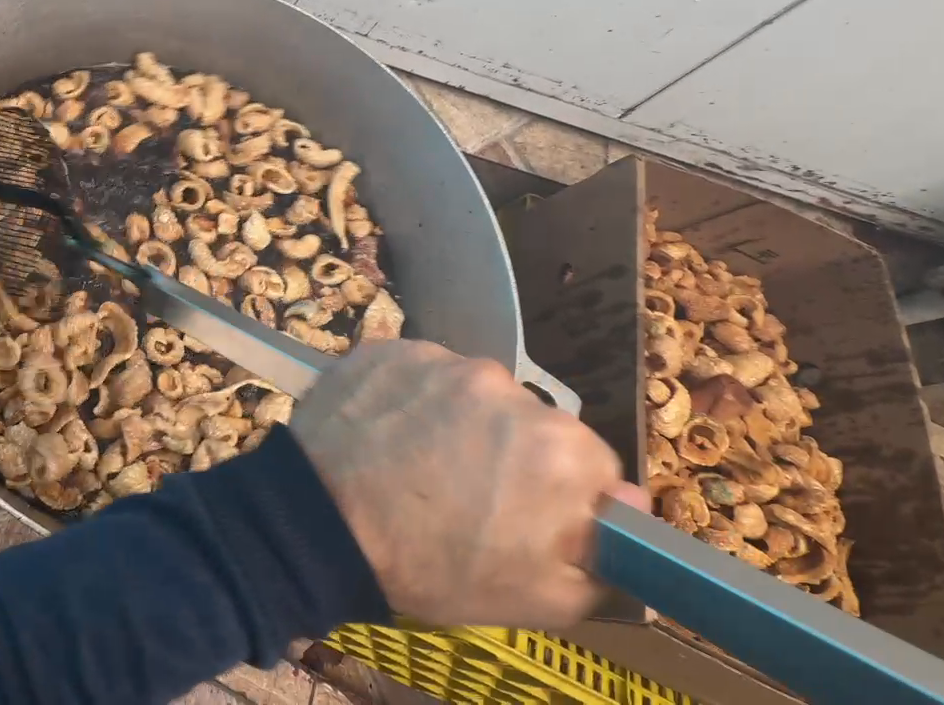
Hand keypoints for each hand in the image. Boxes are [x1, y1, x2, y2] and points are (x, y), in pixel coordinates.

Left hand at [290, 339, 642, 627]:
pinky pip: (416, 371)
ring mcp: (439, 360)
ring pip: (469, 391)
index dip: (558, 493)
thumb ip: (601, 552)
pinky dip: (407, 395)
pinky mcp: (386, 348)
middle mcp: (504, 387)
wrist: (320, 521)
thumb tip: (623, 503)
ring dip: (455, 417)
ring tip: (413, 458)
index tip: (521, 513)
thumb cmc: (431, 565)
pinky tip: (384, 429)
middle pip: (527, 419)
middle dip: (507, 450)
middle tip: (460, 487)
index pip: (589, 463)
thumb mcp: (541, 596)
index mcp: (560, 447)